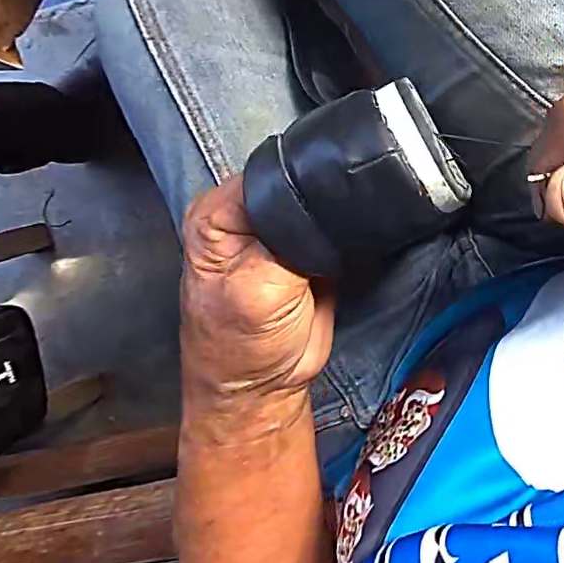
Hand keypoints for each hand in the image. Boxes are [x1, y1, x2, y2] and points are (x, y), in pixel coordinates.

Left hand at [179, 181, 334, 413]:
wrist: (268, 386)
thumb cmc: (242, 346)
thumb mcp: (256, 289)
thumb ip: (283, 239)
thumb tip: (321, 205)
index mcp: (217, 214)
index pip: (268, 177)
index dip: (298, 190)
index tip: (318, 215)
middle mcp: (245, 214)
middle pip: (298, 182)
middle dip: (322, 203)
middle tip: (330, 235)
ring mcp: (280, 230)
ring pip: (321, 201)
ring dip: (338, 219)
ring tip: (336, 246)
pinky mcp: (311, 246)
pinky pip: (336, 225)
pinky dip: (347, 235)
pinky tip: (347, 247)